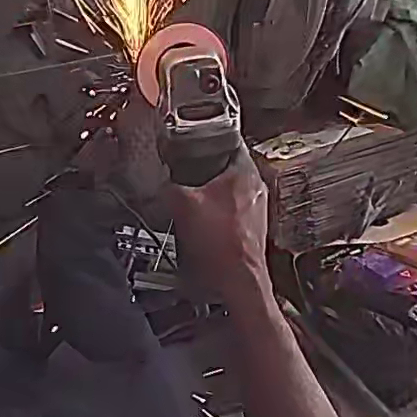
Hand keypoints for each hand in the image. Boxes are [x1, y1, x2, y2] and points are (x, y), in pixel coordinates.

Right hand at [169, 146, 268, 296]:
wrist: (237, 280)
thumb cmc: (220, 244)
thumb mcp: (182, 205)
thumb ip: (169, 186)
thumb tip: (160, 181)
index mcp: (245, 173)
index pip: (231, 140)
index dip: (209, 136)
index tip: (195, 136)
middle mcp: (255, 188)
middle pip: (228, 165)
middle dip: (207, 166)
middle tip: (187, 167)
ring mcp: (256, 209)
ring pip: (230, 187)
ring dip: (211, 190)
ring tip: (191, 194)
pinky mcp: (251, 227)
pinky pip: (231, 209)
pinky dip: (216, 210)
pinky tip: (201, 219)